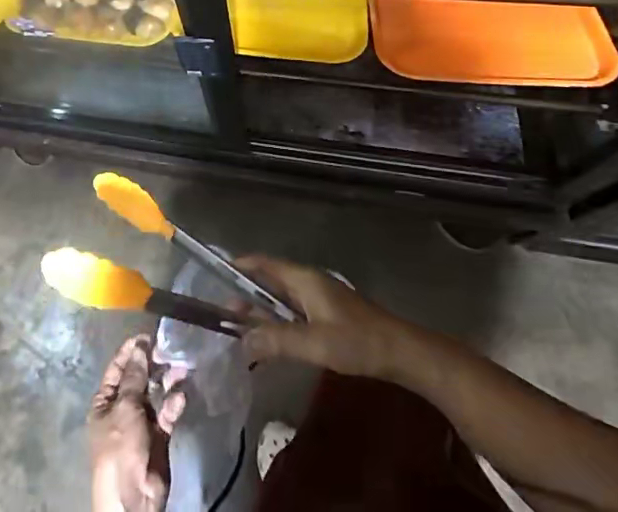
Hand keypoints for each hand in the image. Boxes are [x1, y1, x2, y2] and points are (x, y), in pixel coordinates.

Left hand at [88, 334, 186, 511]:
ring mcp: (140, 423)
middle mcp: (122, 409)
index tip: (147, 336)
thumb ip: (134, 378)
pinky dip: (173, 405)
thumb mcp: (125, 408)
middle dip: (152, 365)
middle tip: (169, 349)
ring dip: (166, 381)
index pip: (117, 369)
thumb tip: (139, 347)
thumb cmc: (120, 447)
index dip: (130, 352)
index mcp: (104, 402)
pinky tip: (181, 396)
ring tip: (181, 367)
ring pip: (155, 395)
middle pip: (138, 380)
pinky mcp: (158, 437)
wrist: (132, 497)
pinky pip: (166, 415)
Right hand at [235, 255, 419, 379]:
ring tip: (241, 330)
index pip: (262, 263)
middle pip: (269, 281)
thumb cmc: (358, 341)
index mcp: (303, 278)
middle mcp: (308, 282)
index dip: (238, 267)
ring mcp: (319, 298)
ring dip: (262, 311)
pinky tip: (272, 340)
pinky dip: (278, 321)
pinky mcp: (328, 315)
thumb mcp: (314, 343)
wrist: (403, 353)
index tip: (214, 277)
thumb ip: (276, 340)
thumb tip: (240, 342)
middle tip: (223, 315)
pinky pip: (294, 312)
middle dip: (246, 295)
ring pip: (281, 299)